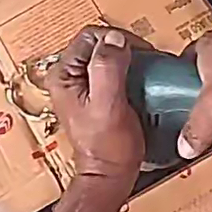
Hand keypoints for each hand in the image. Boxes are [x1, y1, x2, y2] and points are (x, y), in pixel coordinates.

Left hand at [46, 25, 145, 181]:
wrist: (110, 175)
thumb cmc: (108, 147)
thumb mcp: (108, 104)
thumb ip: (108, 68)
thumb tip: (115, 38)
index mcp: (63, 76)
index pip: (91, 36)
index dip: (117, 40)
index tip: (139, 53)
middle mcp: (70, 78)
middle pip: (100, 45)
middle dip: (126, 49)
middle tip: (147, 62)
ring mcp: (84, 88)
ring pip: (109, 58)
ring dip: (130, 61)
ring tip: (147, 72)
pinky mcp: (98, 98)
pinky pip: (115, 74)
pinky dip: (130, 74)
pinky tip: (143, 83)